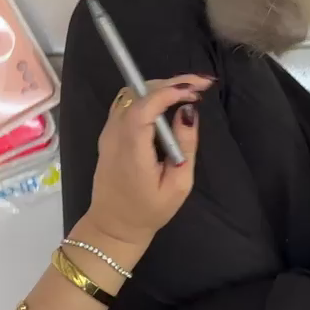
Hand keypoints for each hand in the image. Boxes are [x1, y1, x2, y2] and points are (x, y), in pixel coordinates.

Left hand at [82, 74, 209, 246]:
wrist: (114, 225)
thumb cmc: (149, 211)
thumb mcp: (178, 185)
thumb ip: (185, 146)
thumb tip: (189, 111)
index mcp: (132, 151)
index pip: (144, 107)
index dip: (169, 91)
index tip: (196, 89)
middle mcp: (114, 135)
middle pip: (139, 94)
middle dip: (171, 83)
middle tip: (202, 85)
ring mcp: (108, 132)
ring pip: (133, 94)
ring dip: (161, 86)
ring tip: (190, 90)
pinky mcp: (108, 132)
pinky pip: (128, 102)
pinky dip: (150, 95)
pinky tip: (170, 100)